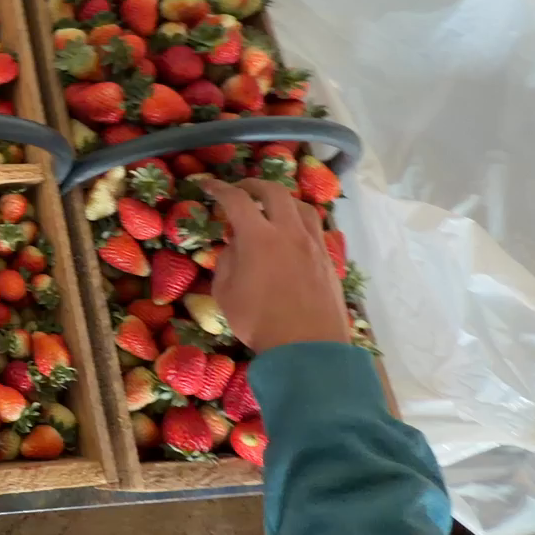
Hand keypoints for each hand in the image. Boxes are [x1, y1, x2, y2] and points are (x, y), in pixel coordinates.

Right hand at [199, 179, 351, 353]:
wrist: (308, 349)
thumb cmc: (258, 321)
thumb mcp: (224, 291)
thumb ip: (227, 260)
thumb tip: (235, 246)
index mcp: (258, 238)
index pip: (236, 200)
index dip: (218, 188)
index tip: (206, 185)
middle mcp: (289, 233)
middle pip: (275, 192)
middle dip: (253, 185)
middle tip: (240, 190)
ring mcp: (313, 246)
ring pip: (302, 207)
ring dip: (282, 201)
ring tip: (270, 209)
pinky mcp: (328, 261)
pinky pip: (314, 229)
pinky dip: (298, 222)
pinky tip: (289, 236)